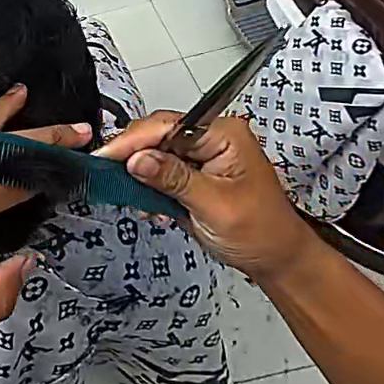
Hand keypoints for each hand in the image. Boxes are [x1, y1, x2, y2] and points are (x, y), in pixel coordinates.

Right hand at [95, 112, 319, 283]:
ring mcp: (203, 155)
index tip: (108, 156)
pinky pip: (163, 170)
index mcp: (224, 134)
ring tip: (125, 190)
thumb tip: (139, 159)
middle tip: (106, 173)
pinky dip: (149, 185)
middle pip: (159, 135)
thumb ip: (174, 179)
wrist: (277, 258)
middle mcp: (213, 138)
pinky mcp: (195, 173)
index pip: (168, 125)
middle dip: (132, 155)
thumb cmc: (262, 231)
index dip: (134, 141)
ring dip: (139, 172)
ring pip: (157, 152)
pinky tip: (144, 200)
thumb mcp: (214, 205)